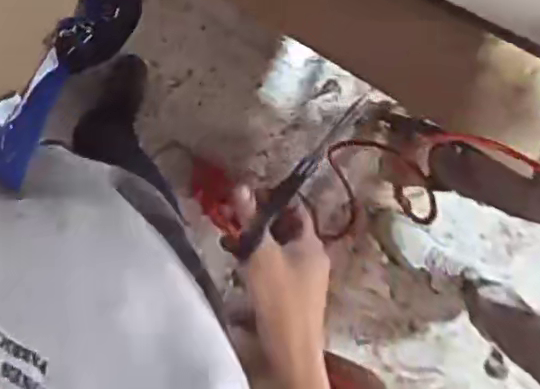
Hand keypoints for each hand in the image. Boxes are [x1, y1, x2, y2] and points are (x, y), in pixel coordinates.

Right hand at [235, 186, 332, 388]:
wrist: (290, 354)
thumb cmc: (279, 297)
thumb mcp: (260, 252)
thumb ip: (249, 218)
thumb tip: (240, 184)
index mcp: (311, 244)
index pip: (295, 207)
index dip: (271, 196)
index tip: (246, 194)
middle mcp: (312, 256)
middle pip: (282, 225)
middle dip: (255, 217)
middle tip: (230, 212)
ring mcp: (303, 276)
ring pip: (275, 244)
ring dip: (252, 236)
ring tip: (227, 234)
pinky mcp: (291, 291)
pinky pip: (273, 263)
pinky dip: (255, 256)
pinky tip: (234, 257)